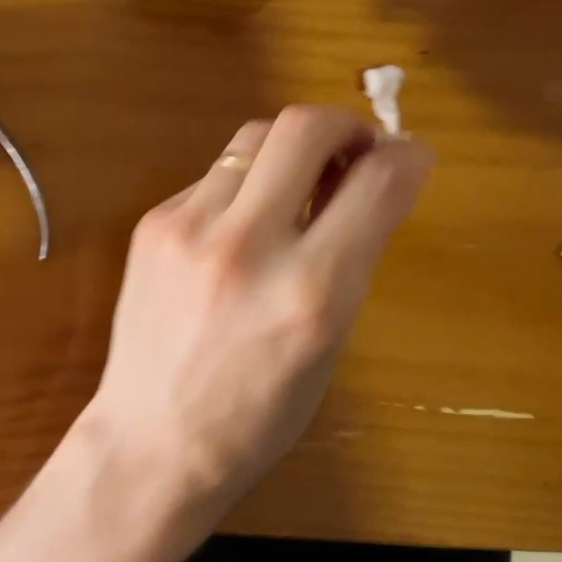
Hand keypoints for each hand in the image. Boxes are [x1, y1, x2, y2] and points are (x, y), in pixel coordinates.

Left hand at [83, 106, 431, 508]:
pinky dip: (240, 186)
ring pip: (251, 138)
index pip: (378, 182)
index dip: (408, 156)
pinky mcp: (151, 223)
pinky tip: (238, 225)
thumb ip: (348, 258)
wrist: (154, 437)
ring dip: (286, 150)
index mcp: (312, 290)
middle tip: (351, 150)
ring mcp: (188, 227)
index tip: (410, 155)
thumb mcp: (330, 343)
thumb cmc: (259, 413)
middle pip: (303, 126)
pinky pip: (211, 177)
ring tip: (294, 184)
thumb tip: (363, 184)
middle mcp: (247, 245)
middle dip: (342, 124)